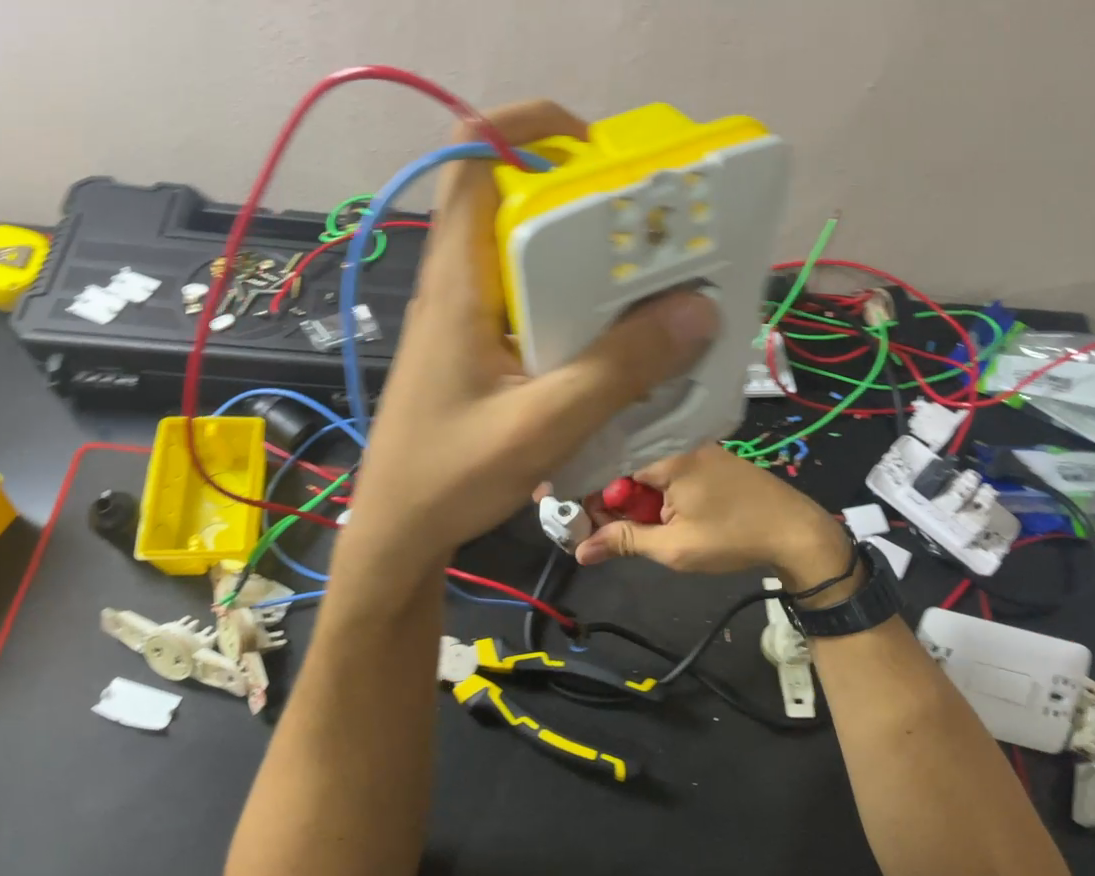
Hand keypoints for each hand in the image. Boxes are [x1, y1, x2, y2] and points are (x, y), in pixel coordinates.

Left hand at [340, 101, 720, 567]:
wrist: (398, 530)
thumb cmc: (451, 476)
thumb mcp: (543, 426)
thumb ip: (618, 371)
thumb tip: (696, 311)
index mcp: (458, 283)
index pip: (471, 158)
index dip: (526, 127)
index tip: (592, 147)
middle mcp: (455, 288)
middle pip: (510, 204)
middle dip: (579, 200)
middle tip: (645, 229)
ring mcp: (461, 323)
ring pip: (521, 259)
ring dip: (580, 260)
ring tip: (643, 285)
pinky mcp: (471, 355)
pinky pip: (523, 306)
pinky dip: (568, 307)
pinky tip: (608, 345)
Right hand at [573, 445, 857, 600]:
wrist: (797, 533)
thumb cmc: (733, 538)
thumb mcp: (674, 547)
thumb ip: (624, 543)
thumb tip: (580, 551)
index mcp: (668, 456)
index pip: (609, 468)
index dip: (590, 497)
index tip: (580, 525)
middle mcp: (679, 443)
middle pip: (627, 468)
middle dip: (613, 501)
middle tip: (606, 535)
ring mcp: (697, 450)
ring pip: (647, 472)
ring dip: (636, 501)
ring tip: (632, 531)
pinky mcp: (710, 460)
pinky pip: (668, 472)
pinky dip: (657, 495)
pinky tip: (657, 518)